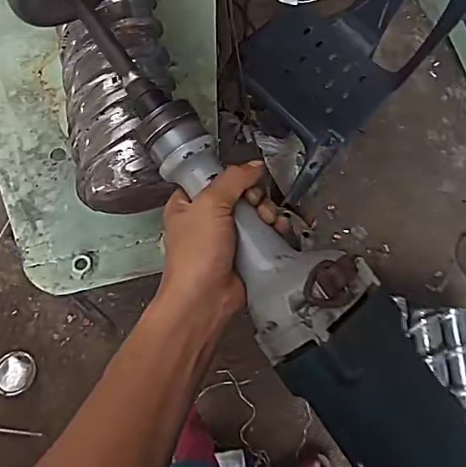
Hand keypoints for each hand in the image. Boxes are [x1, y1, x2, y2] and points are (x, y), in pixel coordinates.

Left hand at [159, 161, 269, 319]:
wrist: (204, 301)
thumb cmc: (194, 258)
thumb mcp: (210, 205)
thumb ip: (233, 179)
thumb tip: (253, 165)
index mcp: (188, 204)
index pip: (214, 177)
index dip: (232, 176)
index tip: (243, 180)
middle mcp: (206, 219)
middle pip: (240, 193)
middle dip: (255, 197)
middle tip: (256, 204)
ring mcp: (226, 237)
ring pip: (255, 213)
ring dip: (267, 213)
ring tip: (268, 220)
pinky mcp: (244, 253)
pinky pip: (263, 234)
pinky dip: (273, 230)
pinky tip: (277, 230)